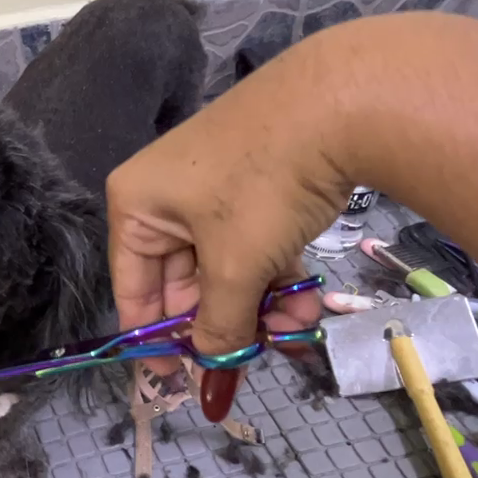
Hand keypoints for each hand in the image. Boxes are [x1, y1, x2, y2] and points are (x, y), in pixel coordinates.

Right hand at [105, 49, 350, 414]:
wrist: (344, 96)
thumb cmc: (263, 185)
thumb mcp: (235, 265)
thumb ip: (218, 326)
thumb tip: (209, 379)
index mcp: (135, 207)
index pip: (133, 289)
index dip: (156, 339)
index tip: (180, 381)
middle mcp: (162, 197)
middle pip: (182, 282)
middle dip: (222, 322)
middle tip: (252, 359)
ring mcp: (210, 187)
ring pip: (223, 266)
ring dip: (256, 304)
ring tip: (295, 329)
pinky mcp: (253, 181)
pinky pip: (250, 242)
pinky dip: (273, 272)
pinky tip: (306, 299)